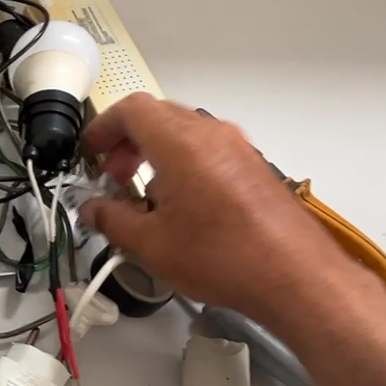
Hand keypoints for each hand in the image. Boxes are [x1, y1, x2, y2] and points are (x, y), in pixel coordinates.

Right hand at [78, 95, 364, 330]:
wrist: (294, 276)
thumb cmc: (225, 258)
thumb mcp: (149, 244)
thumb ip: (111, 219)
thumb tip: (93, 211)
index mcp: (181, 144)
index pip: (132, 109)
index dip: (103, 127)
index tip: (91, 151)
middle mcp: (212, 136)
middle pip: (157, 116)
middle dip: (126, 142)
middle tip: (112, 176)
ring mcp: (237, 148)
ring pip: (183, 132)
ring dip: (154, 154)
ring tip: (144, 197)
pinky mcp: (252, 167)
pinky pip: (207, 150)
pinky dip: (181, 164)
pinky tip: (177, 207)